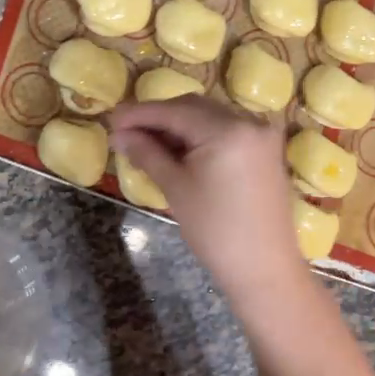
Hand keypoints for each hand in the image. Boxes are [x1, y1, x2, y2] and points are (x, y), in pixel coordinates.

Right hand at [110, 96, 307, 298]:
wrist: (263, 268)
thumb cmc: (215, 230)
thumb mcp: (175, 187)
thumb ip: (146, 153)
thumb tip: (118, 134)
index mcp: (227, 130)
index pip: (174, 111)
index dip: (139, 114)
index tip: (110, 119)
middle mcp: (249, 122)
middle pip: (193, 107)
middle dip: (158, 118)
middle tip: (125, 133)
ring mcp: (261, 135)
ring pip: (208, 117)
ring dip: (177, 126)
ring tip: (146, 144)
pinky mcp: (264, 150)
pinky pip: (225, 131)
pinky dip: (198, 136)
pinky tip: (176, 151)